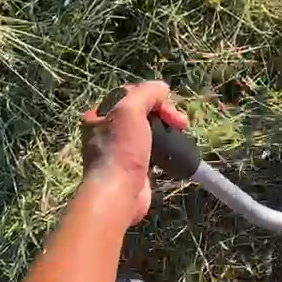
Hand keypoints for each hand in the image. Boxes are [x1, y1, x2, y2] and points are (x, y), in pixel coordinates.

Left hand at [80, 80, 188, 226]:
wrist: (118, 193)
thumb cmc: (120, 148)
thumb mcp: (130, 109)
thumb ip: (146, 92)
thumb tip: (162, 87)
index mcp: (99, 114)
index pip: (130, 94)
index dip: (151, 95)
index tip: (166, 103)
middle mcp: (107, 130)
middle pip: (142, 110)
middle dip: (164, 111)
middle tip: (180, 121)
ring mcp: (121, 149)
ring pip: (149, 128)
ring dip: (166, 127)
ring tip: (181, 131)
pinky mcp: (135, 166)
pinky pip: (152, 147)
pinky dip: (164, 145)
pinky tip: (173, 148)